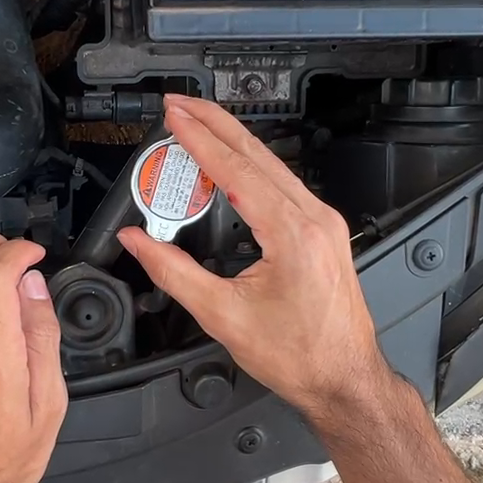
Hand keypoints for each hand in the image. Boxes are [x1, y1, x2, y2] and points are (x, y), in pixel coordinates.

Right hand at [118, 95, 393, 420]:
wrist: (345, 379)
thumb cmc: (298, 355)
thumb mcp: (221, 315)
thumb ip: (172, 270)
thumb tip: (137, 241)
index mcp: (292, 234)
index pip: (236, 171)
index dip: (199, 139)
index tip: (174, 116)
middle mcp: (314, 219)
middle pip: (258, 153)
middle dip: (214, 123)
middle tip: (179, 104)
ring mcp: (323, 221)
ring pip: (273, 163)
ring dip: (233, 140)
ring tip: (198, 123)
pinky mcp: (323, 229)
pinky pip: (283, 182)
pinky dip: (251, 164)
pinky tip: (231, 161)